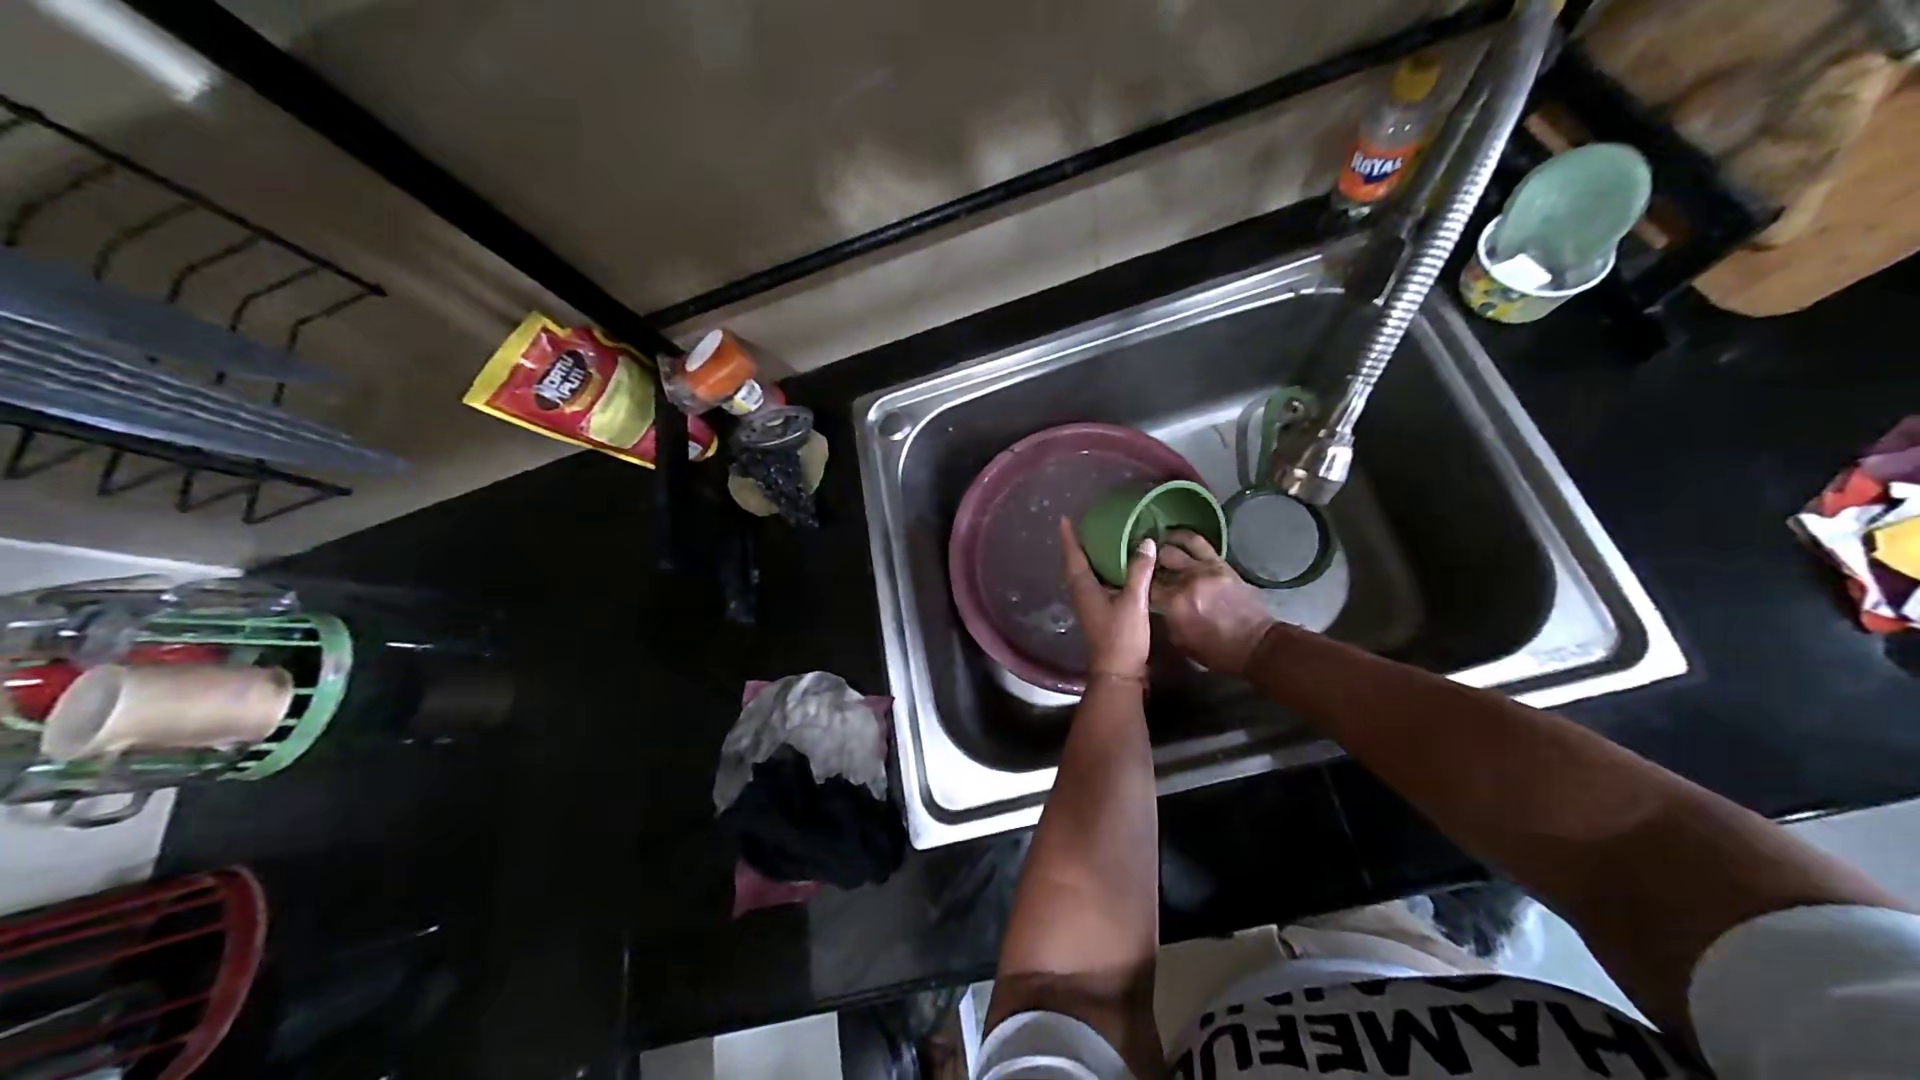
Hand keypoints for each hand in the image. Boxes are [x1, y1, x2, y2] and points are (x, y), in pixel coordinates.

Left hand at [1058, 517, 1155, 678]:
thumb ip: (1139, 570)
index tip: (1064, 519)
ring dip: (1089, 558)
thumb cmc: (1121, 636)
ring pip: (1085, 575)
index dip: (1069, 537)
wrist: (1118, 672)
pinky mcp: (1098, 613)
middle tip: (1085, 525)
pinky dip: (1100, 571)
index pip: (1073, 556)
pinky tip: (1115, 568)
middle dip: (1077, 545)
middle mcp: (1081, 594)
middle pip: (1075, 564)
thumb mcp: (1134, 600)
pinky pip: (1095, 584)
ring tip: (1100, 540)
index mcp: (1083, 587)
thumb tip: (1146, 542)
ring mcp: (1088, 605)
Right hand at [1149, 530, 1276, 676]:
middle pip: (1157, 561)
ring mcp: (1205, 569)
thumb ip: (1161, 618)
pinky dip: (1183, 537)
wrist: (1255, 645)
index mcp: (1173, 603)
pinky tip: (1174, 537)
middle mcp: (1187, 581)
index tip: (1132, 581)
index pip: (1144, 584)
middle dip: (1148, 562)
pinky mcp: (1220, 564)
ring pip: (1175, 546)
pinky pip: (1198, 542)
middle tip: (1143, 564)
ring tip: (1156, 545)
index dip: (1136, 582)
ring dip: (1163, 545)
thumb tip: (1150, 602)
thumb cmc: (1214, 651)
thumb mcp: (1178, 641)